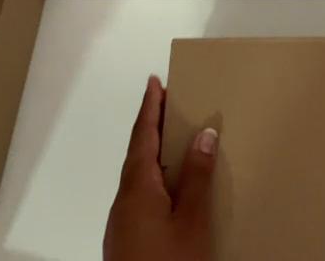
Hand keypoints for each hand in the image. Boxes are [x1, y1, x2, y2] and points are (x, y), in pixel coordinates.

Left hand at [104, 75, 216, 260]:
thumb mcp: (192, 222)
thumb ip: (197, 177)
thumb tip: (203, 133)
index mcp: (137, 189)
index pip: (143, 137)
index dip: (149, 108)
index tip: (154, 81)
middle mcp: (123, 203)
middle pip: (136, 155)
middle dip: (150, 127)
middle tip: (166, 103)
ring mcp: (121, 226)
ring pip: (136, 177)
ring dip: (152, 153)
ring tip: (172, 139)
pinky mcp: (125, 244)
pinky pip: (138, 196)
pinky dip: (152, 178)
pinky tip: (168, 188)